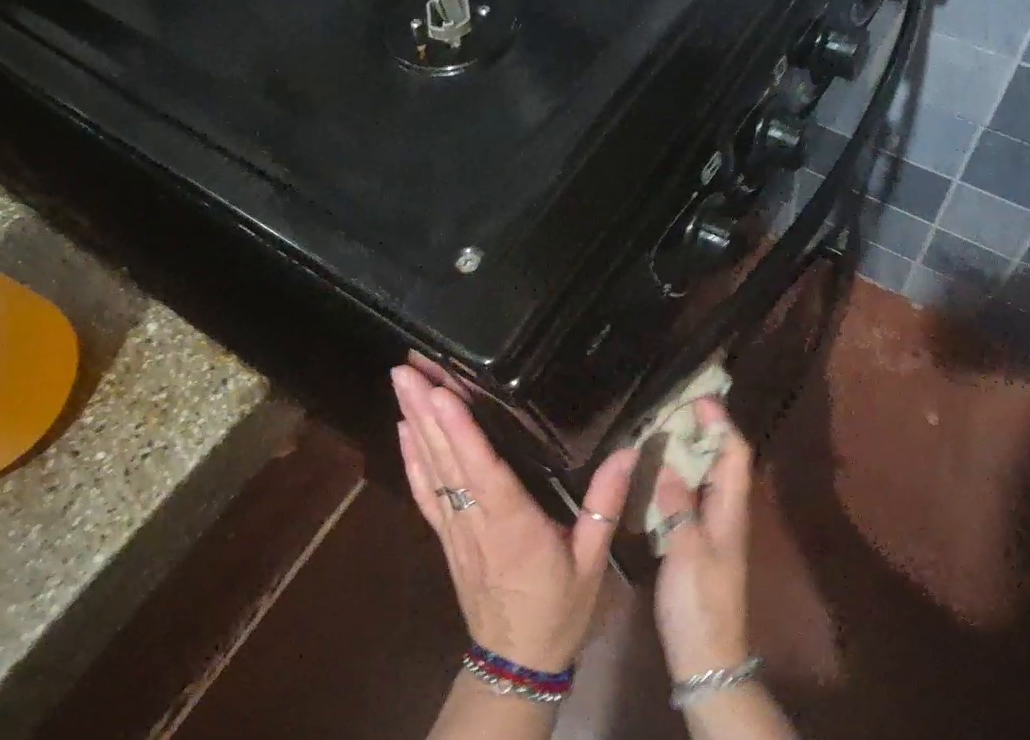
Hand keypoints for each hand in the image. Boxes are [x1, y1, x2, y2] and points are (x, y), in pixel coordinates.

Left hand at [392, 354, 637, 673]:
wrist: (517, 660)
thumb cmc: (560, 609)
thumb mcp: (593, 561)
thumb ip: (605, 505)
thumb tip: (628, 451)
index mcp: (513, 525)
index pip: (482, 470)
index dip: (461, 431)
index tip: (442, 392)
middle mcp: (476, 521)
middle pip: (446, 460)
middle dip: (426, 412)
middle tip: (408, 369)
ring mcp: (454, 529)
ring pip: (431, 470)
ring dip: (415, 424)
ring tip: (401, 383)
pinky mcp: (446, 536)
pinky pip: (425, 492)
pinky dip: (412, 459)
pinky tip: (404, 430)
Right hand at [652, 397, 754, 678]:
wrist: (706, 655)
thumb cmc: (699, 602)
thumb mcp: (686, 552)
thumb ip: (679, 507)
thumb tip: (670, 467)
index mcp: (731, 511)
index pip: (735, 454)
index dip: (721, 424)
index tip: (700, 398)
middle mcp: (728, 514)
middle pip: (724, 462)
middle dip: (707, 430)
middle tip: (677, 407)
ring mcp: (715, 530)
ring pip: (708, 479)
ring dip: (692, 452)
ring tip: (664, 431)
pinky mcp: (700, 544)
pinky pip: (694, 498)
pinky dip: (680, 478)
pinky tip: (657, 476)